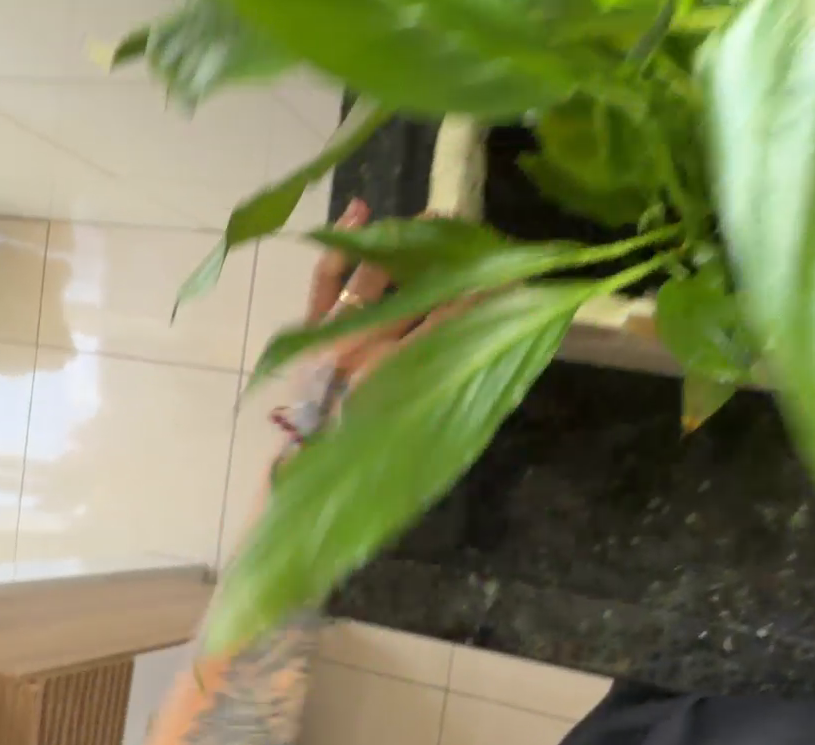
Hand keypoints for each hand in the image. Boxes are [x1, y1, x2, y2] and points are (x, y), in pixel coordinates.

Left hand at [275, 200, 467, 441]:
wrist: (306, 465)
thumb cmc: (363, 453)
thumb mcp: (416, 426)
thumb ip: (448, 394)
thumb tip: (484, 362)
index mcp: (404, 370)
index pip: (452, 322)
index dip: (481, 298)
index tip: (508, 279)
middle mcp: (376, 343)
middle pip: (424, 295)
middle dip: (454, 267)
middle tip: (480, 243)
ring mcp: (341, 329)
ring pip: (378, 277)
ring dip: (406, 246)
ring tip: (435, 217)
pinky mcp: (314, 325)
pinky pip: (326, 277)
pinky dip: (341, 245)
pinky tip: (360, 210)